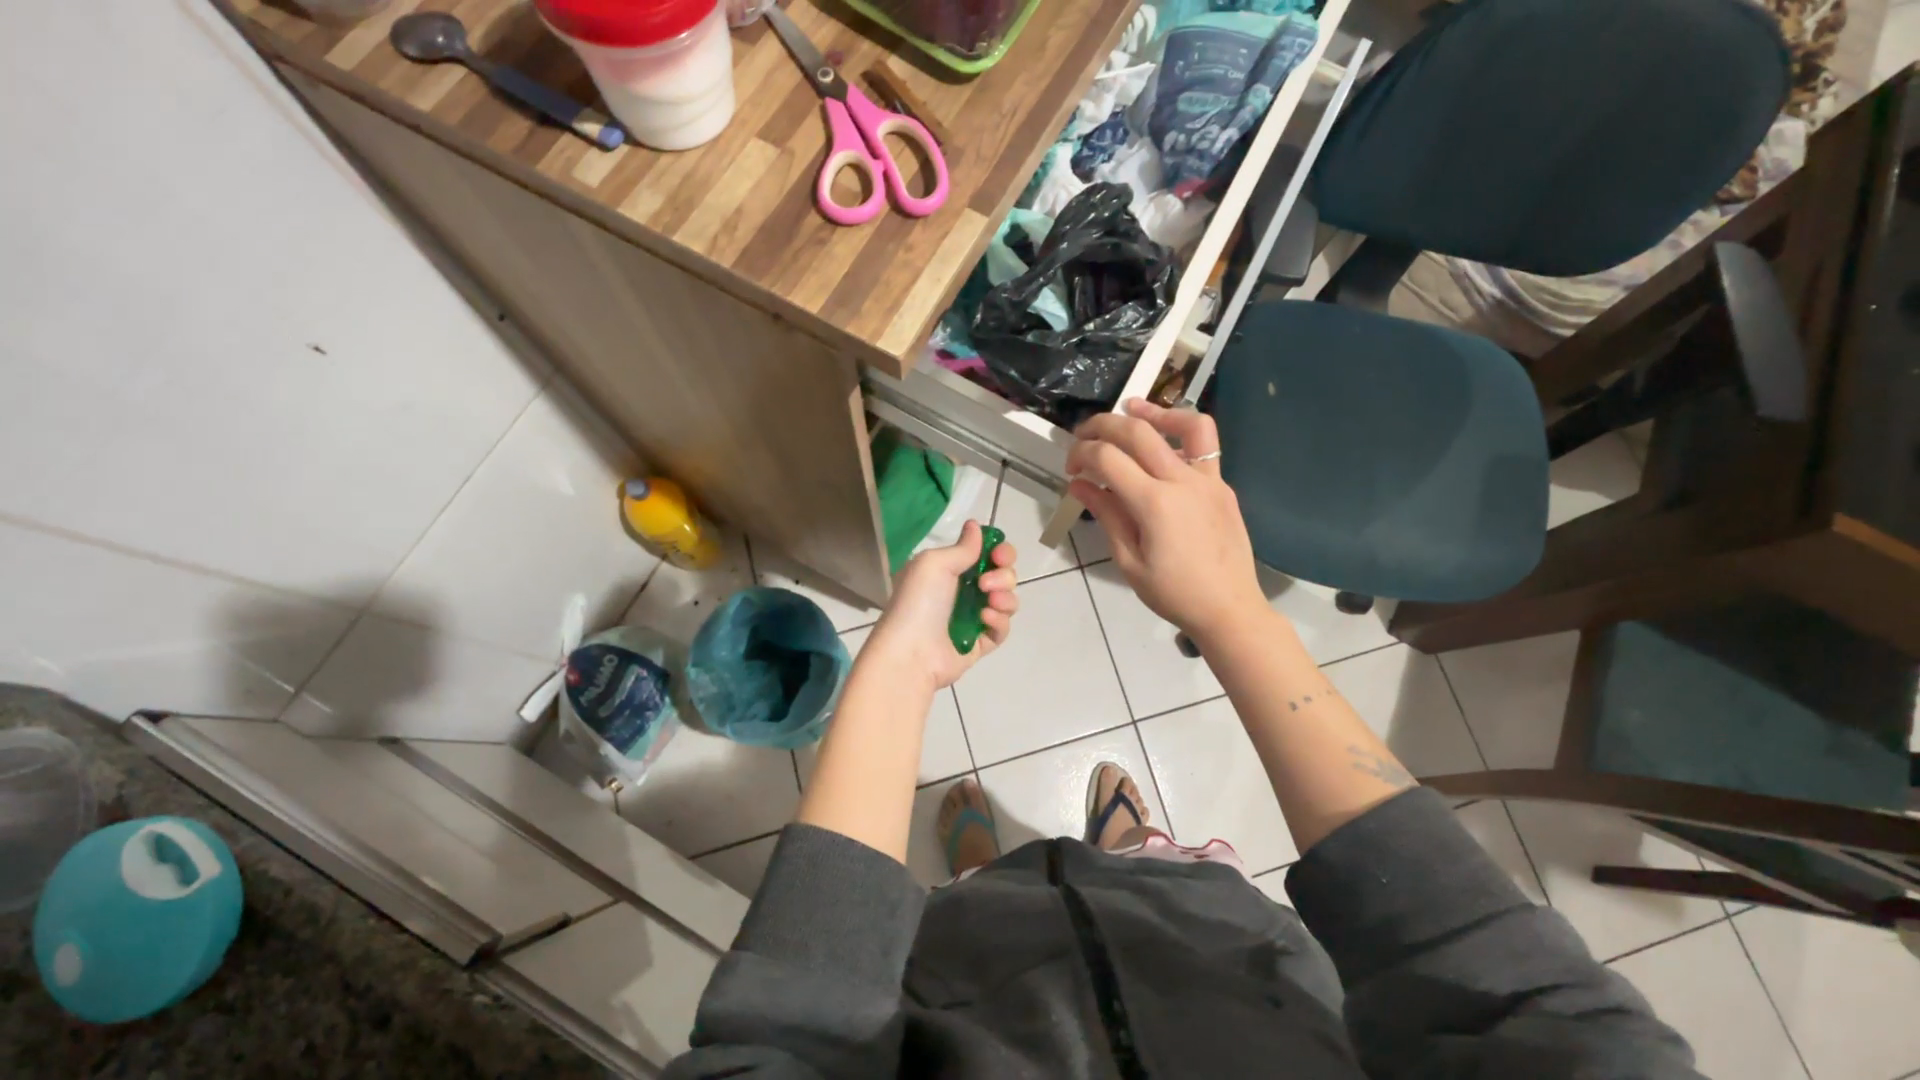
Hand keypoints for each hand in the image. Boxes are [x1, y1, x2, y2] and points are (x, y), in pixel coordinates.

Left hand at [861, 521, 1018, 689]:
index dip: (999, 551)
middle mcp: (962, 592)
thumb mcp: (934, 563)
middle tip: (986, 583)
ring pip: (1007, 600)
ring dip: (1004, 597)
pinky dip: (999, 621)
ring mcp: (973, 618)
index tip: (999, 554)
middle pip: (1002, 575)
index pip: (985, 554)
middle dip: (1003, 575)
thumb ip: (962, 547)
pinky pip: (1002, 628)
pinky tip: (985, 620)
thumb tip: (975, 525)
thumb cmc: (919, 601)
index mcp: (949, 570)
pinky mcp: (980, 643)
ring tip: (989, 602)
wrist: (911, 652)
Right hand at [1068, 399, 1267, 643]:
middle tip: (1084, 435)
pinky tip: (1162, 447)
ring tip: (1131, 409)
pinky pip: (1203, 448)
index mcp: (1154, 504)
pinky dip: (1179, 435)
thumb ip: (1107, 515)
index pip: (1107, 457)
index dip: (1081, 454)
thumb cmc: (1174, 594)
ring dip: (1154, 412)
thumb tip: (1081, 485)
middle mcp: (1183, 482)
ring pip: (1185, 425)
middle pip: (1138, 431)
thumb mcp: (1129, 562)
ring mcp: (1209, 481)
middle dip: (1103, 426)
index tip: (1070, 469)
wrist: (1229, 610)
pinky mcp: (1223, 487)